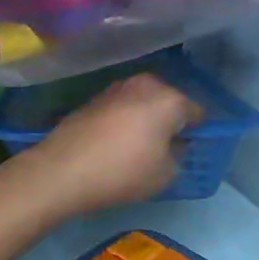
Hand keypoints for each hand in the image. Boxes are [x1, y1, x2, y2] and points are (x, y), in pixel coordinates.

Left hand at [19, 74, 201, 214]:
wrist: (62, 170)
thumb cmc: (122, 172)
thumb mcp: (164, 174)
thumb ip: (177, 155)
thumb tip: (172, 144)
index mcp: (168, 99)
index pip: (195, 111)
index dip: (196, 130)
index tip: (188, 147)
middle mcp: (142, 85)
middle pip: (166, 100)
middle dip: (167, 118)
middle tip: (162, 145)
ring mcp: (113, 89)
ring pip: (140, 102)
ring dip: (142, 118)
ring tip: (136, 145)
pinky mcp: (91, 100)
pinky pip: (118, 108)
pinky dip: (121, 120)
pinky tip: (113, 142)